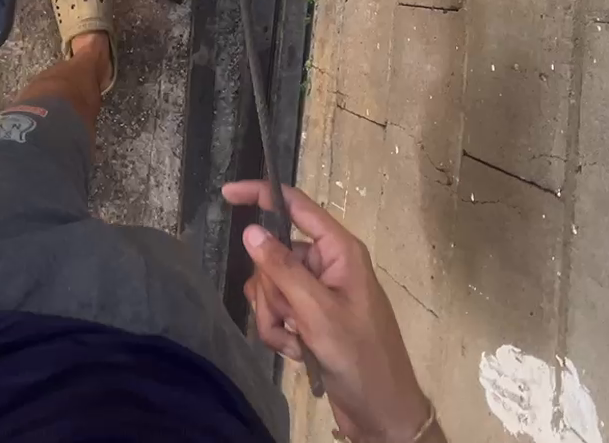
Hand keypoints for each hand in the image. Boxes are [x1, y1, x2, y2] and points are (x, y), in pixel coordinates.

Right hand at [221, 181, 432, 442]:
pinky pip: (276, 309)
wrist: (382, 415)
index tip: (227, 193)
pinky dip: (278, 331)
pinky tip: (295, 352)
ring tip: (293, 340)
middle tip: (287, 317)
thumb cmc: (360, 356)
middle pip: (275, 253)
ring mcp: (317, 290)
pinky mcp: (310, 316)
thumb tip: (250, 231)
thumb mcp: (318, 312)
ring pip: (270, 285)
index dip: (261, 194)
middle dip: (271, 289)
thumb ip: (282, 269)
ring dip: (273, 315)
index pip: (295, 205)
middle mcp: (327, 263)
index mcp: (338, 249)